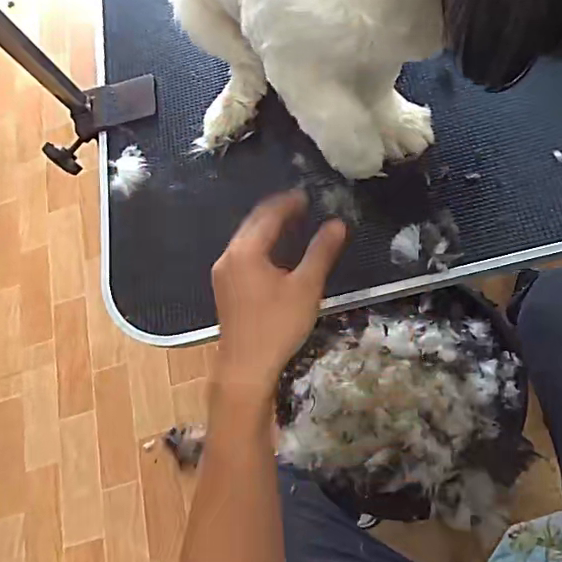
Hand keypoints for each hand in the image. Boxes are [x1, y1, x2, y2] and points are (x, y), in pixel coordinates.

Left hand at [211, 190, 346, 392]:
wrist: (246, 366)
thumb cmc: (278, 325)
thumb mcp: (307, 287)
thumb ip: (321, 252)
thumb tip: (337, 224)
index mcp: (246, 252)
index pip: (268, 215)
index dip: (288, 202)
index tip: (307, 194)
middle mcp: (229, 257)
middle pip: (253, 224)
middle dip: (278, 212)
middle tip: (303, 205)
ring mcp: (224, 274)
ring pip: (248, 240)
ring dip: (270, 229)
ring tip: (295, 225)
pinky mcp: (226, 289)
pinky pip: (245, 255)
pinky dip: (263, 246)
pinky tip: (279, 254)